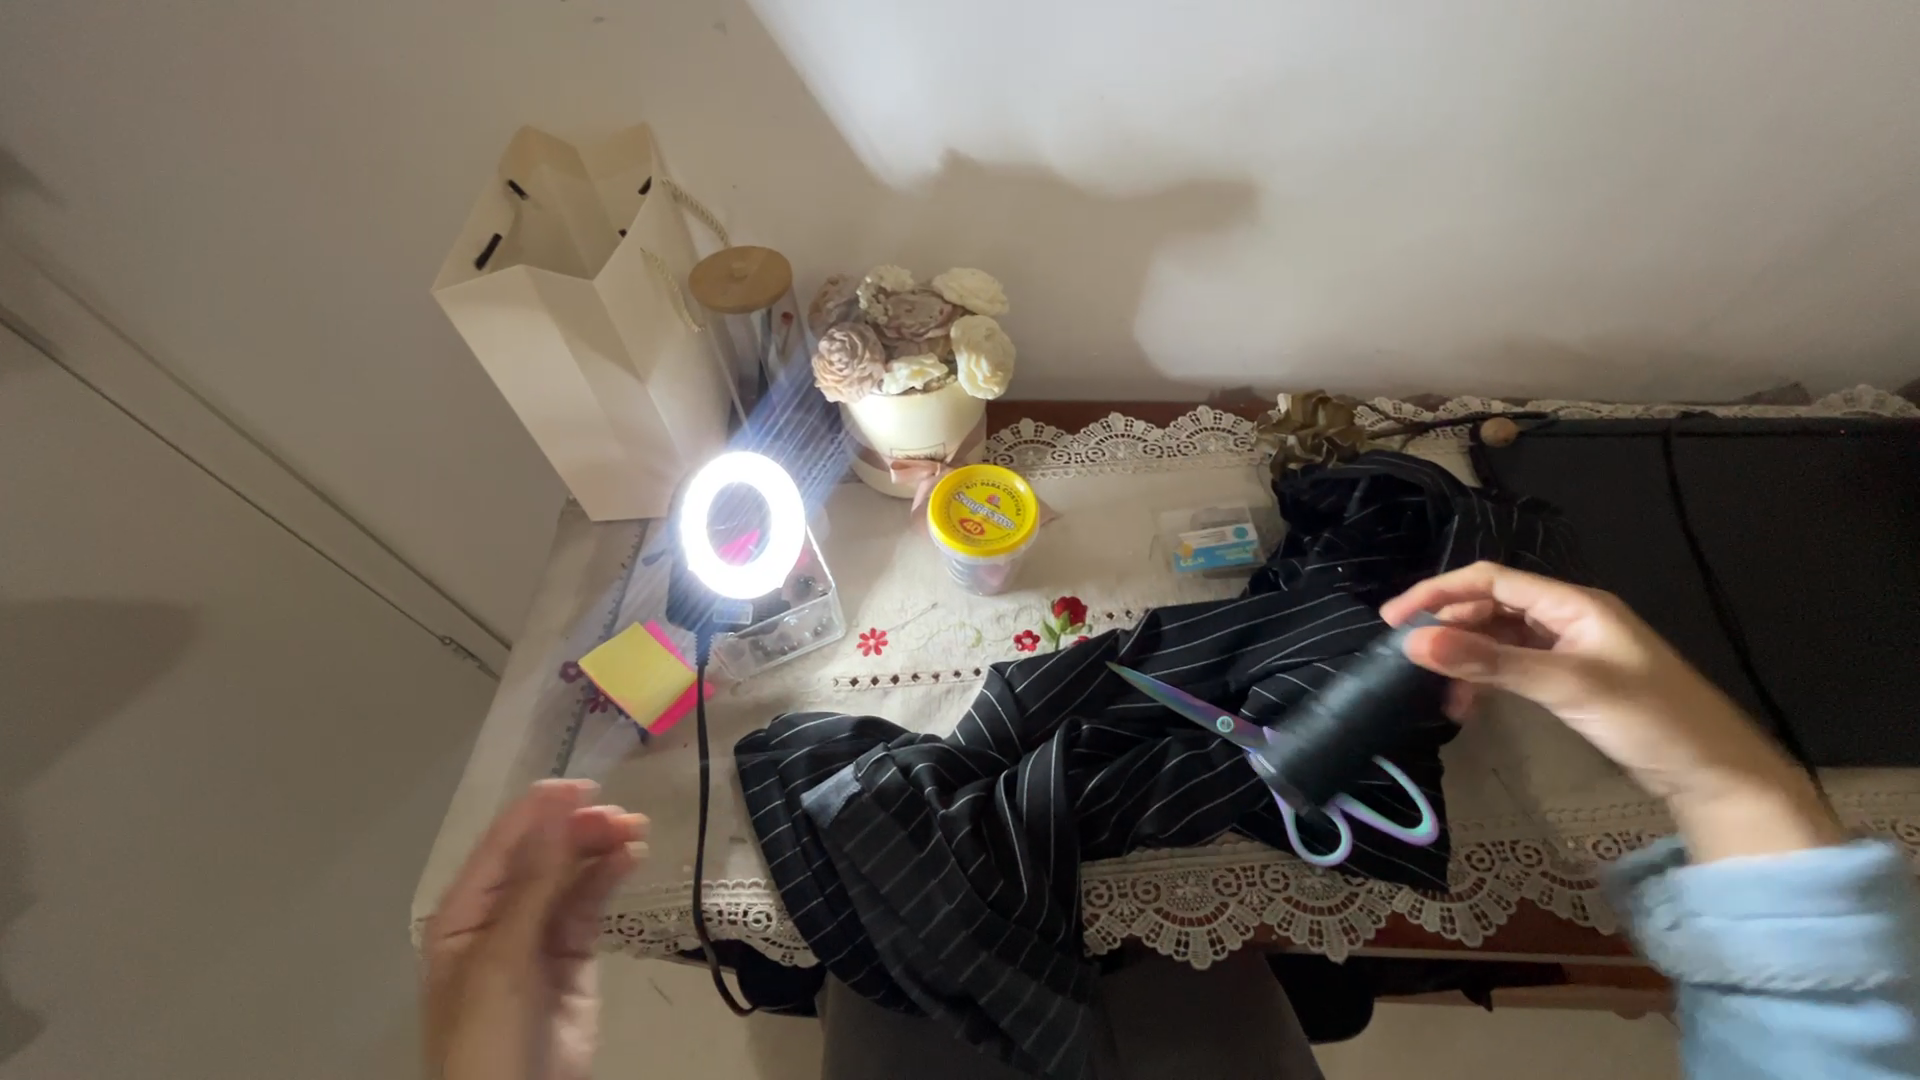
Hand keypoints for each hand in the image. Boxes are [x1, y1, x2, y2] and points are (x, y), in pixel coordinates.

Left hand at [423, 779, 648, 1079]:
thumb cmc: (488, 1034)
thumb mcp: (502, 957)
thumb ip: (535, 882)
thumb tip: (559, 811)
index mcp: (463, 913)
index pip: (502, 845)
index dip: (539, 812)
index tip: (583, 787)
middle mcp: (500, 914)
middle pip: (543, 854)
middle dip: (578, 829)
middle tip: (621, 818)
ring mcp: (539, 932)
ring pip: (572, 872)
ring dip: (600, 846)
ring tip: (634, 830)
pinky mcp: (574, 950)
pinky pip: (591, 900)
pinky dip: (610, 874)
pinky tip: (631, 857)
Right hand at [1381, 562, 1842, 861]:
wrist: (1718, 778)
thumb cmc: (1650, 719)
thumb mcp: (1565, 685)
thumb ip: (1488, 662)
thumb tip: (1414, 642)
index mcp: (1572, 604)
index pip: (1489, 580)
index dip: (1437, 592)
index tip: (1393, 619)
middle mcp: (1566, 617)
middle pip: (1488, 606)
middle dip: (1446, 627)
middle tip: (1406, 655)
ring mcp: (1566, 648)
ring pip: (1494, 638)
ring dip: (1462, 658)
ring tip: (1438, 690)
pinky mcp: (1566, 677)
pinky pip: (1508, 664)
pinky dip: (1482, 678)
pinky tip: (1467, 702)